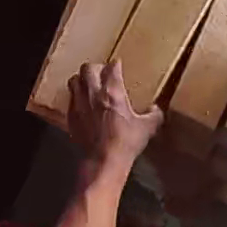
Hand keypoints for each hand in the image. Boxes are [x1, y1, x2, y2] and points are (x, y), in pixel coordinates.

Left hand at [67, 61, 162, 185]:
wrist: (103, 162)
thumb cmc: (125, 143)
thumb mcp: (147, 129)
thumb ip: (154, 115)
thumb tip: (156, 109)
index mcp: (113, 92)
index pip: (112, 67)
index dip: (116, 64)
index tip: (118, 65)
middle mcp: (93, 93)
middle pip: (88, 68)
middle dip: (95, 67)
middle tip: (102, 73)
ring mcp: (79, 104)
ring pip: (74, 80)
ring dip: (81, 79)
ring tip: (89, 84)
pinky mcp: (71, 116)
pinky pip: (70, 98)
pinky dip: (76, 96)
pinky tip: (83, 104)